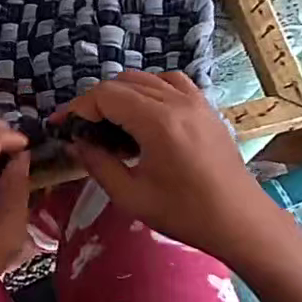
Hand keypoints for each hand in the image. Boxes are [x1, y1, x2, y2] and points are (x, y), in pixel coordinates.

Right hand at [50, 71, 291, 264]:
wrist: (242, 223)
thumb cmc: (184, 213)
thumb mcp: (129, 195)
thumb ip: (96, 163)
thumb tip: (75, 143)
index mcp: (158, 122)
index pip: (105, 96)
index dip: (77, 107)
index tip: (60, 125)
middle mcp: (178, 103)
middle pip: (122, 82)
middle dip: (94, 101)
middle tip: (81, 128)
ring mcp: (196, 102)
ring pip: (146, 78)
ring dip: (120, 93)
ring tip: (110, 121)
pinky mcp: (207, 109)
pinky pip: (171, 83)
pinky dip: (149, 89)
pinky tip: (143, 114)